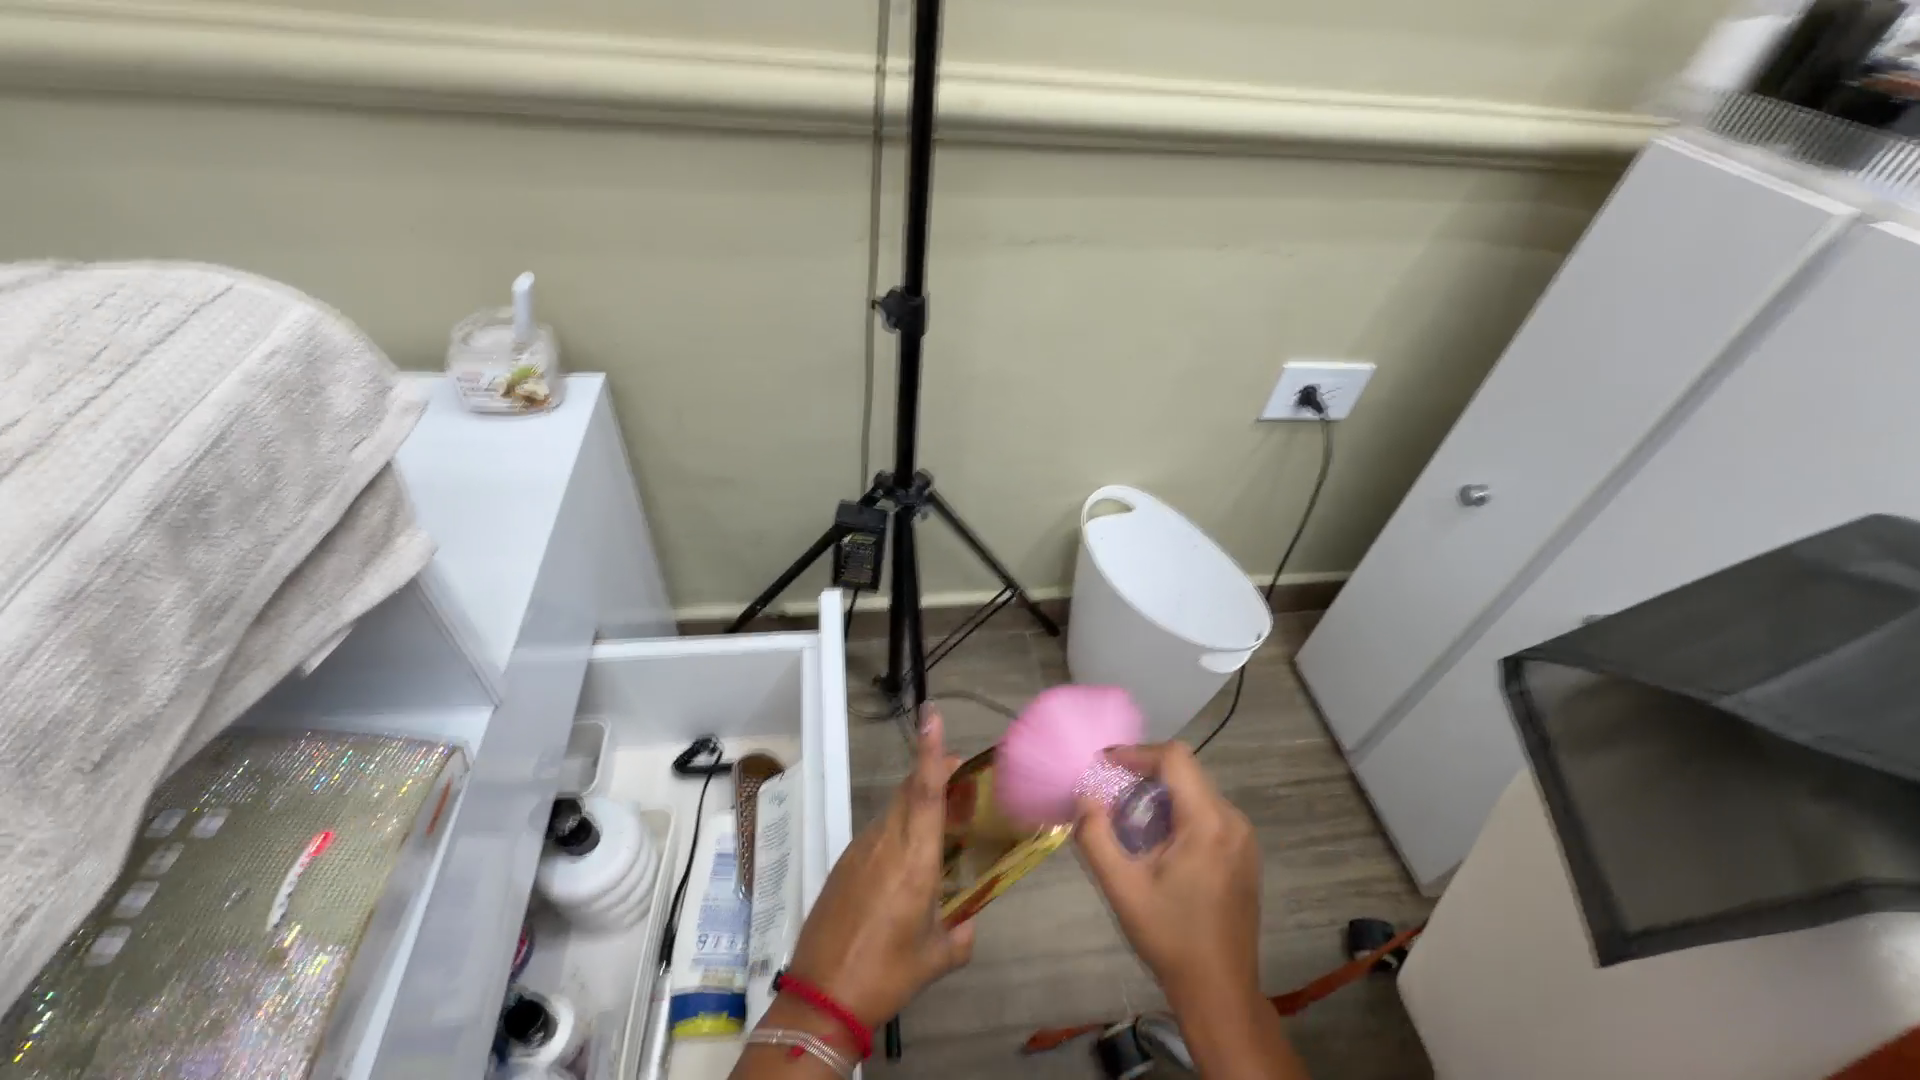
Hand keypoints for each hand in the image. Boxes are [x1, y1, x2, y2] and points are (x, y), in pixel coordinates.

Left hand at [784, 710, 973, 1027]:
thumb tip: (968, 920)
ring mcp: (859, 850)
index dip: (930, 751)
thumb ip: (962, 932)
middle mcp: (885, 843)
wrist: (822, 995)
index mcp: (914, 859)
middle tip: (963, 778)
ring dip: (919, 803)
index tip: (931, 716)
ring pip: (894, 810)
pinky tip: (909, 860)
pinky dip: (900, 829)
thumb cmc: (887, 973)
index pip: (925, 792)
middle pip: (910, 791)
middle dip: (934, 772)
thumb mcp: (937, 957)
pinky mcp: (843, 864)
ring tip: (944, 822)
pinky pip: (878, 832)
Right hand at [1074, 742, 1261, 1010]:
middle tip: (1108, 795)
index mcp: (1208, 823)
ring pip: (1196, 792)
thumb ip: (1095, 834)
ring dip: (1160, 795)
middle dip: (1144, 775)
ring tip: (1127, 820)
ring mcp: (1244, 837)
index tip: (1103, 766)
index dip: (1136, 753)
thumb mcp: (1121, 887)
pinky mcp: (1245, 853)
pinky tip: (1156, 843)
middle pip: (1186, 772)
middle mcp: (1234, 820)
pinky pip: (1208, 813)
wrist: (1219, 990)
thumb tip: (1083, 793)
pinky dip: (1178, 813)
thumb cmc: (1169, 937)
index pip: (1174, 758)